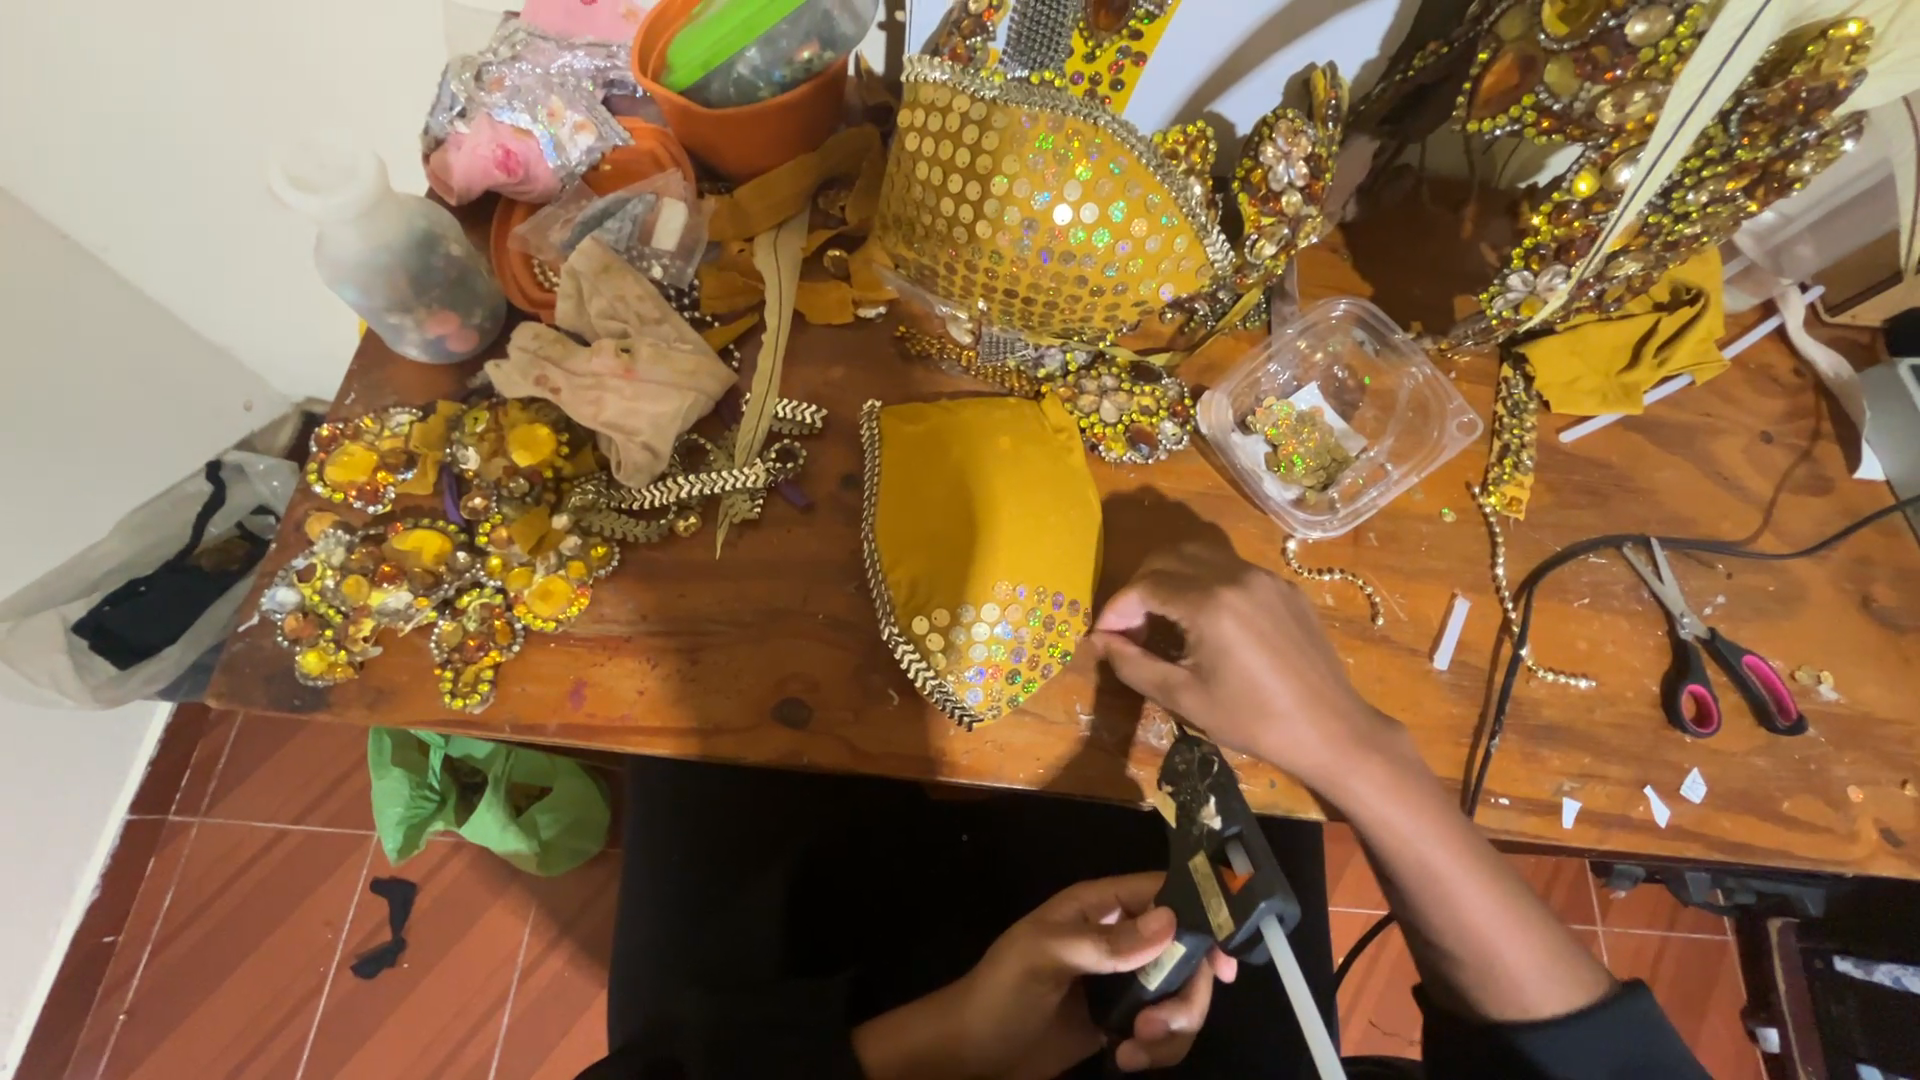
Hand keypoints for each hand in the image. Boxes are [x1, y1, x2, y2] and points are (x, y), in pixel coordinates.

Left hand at [852, 873, 1235, 1078]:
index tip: (1226, 959)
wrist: (973, 1052)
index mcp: (1097, 906)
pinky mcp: (1123, 1022)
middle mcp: (1117, 938)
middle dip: (1185, 993)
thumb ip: (1104, 942)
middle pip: (1183, 953)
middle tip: (1158, 1024)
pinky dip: (1160, 1049)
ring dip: (1173, 1027)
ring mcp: (1122, 982)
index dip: (1199, 914)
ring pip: (1180, 995)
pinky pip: (1166, 1030)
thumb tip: (1169, 923)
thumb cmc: (1002, 990)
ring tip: (1136, 1049)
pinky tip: (1129, 1060)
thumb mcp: (1045, 956)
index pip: (1159, 892)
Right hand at [1087, 542, 1402, 789]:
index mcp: (1211, 603)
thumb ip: (1132, 663)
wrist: (1333, 730)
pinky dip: (1201, 581)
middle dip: (1138, 587)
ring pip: (1198, 554)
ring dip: (1168, 577)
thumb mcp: (1184, 697)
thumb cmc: (1254, 720)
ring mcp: (1264, 577)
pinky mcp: (1282, 586)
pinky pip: (1229, 567)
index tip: (1105, 636)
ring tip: (1161, 618)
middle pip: (1167, 557)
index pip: (1145, 585)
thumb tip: (1098, 640)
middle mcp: (1236, 575)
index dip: (1117, 608)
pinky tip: (1203, 621)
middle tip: (1131, 627)